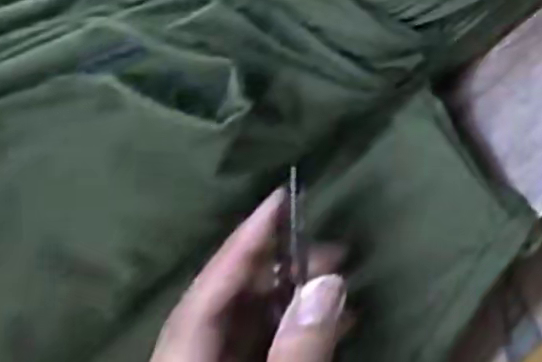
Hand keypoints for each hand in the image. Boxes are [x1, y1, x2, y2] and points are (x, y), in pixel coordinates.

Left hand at [151, 190, 350, 361]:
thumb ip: (297, 349)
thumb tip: (329, 281)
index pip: (205, 294)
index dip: (243, 242)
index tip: (281, 195)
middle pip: (223, 303)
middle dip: (279, 266)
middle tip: (331, 248)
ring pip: (240, 323)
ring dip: (289, 295)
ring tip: (336, 280)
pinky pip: (251, 347)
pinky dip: (286, 326)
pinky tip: (327, 320)